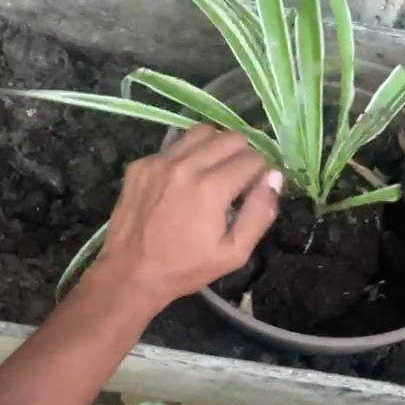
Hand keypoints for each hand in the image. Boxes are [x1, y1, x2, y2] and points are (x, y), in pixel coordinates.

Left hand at [84, 126, 281, 310]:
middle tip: (238, 179)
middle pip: (230, 137)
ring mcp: (160, 161)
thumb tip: (274, 177)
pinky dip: (187, 154)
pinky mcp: (141, 164)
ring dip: (216, 146)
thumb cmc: (186, 268)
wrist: (130, 273)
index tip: (255, 188)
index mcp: (212, 188)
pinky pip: (174, 145)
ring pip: (201, 132)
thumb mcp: (234, 252)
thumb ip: (260, 213)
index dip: (261, 172)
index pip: (253, 159)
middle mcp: (186, 165)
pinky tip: (184, 178)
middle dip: (242, 155)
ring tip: (215, 170)